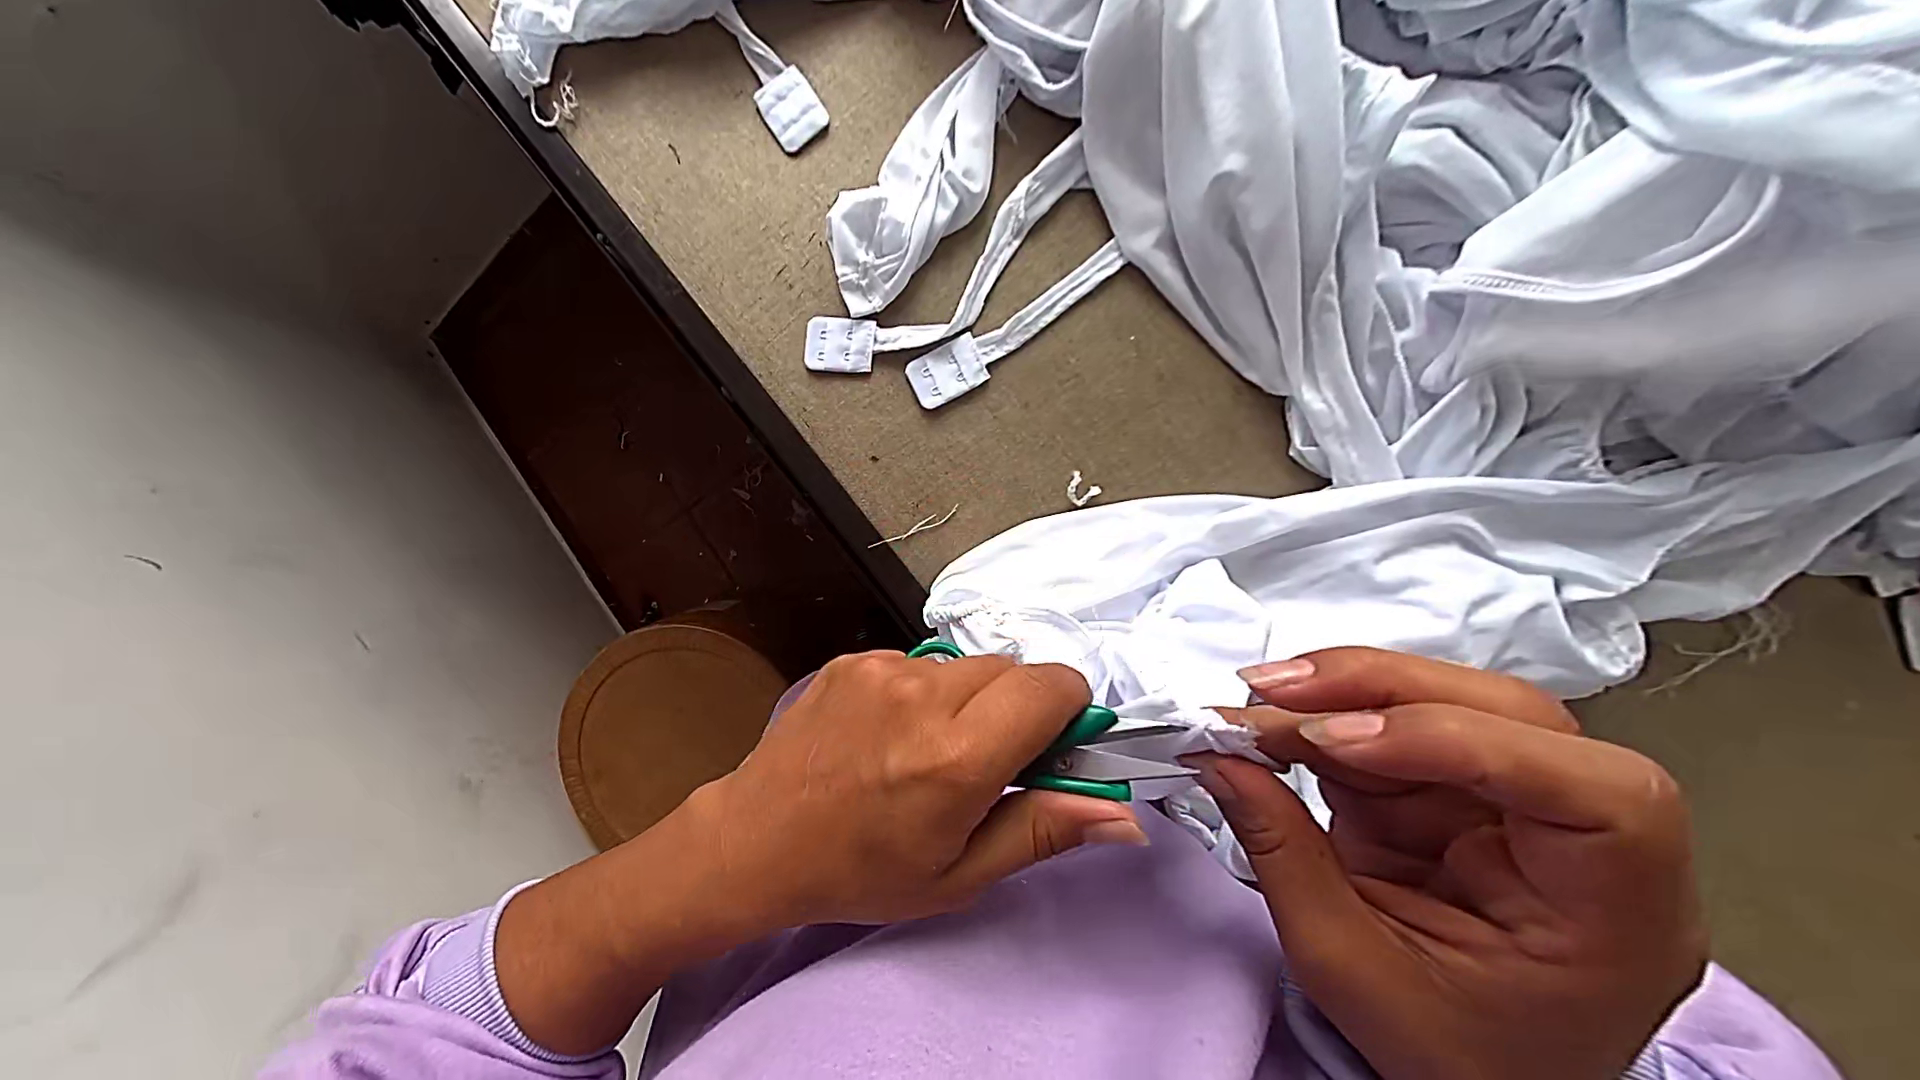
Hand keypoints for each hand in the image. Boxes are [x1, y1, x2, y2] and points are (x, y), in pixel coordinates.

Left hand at [696, 649, 1146, 927]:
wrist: (756, 840)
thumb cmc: (861, 871)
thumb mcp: (960, 874)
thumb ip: (1044, 829)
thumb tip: (1124, 818)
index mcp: (956, 757)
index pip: (1051, 686)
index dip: (1065, 710)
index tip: (1050, 745)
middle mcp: (922, 696)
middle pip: (1013, 669)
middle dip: (1018, 707)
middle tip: (985, 757)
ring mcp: (883, 668)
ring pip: (968, 663)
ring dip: (970, 698)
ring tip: (931, 746)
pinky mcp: (856, 658)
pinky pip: (921, 661)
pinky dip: (925, 690)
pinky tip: (893, 730)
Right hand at [1195, 647, 1706, 1079]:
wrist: (1466, 1072)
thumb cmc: (1441, 1050)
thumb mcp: (1347, 965)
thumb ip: (1283, 853)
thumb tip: (1221, 759)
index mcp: (1613, 915)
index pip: (1595, 793)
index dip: (1456, 738)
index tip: (1331, 739)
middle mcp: (1582, 836)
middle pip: (1505, 712)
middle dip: (1376, 687)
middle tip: (1274, 690)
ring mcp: (1514, 798)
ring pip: (1438, 699)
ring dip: (1336, 692)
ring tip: (1254, 708)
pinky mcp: (1453, 782)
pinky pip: (1387, 725)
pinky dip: (1321, 718)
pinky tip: (1270, 728)